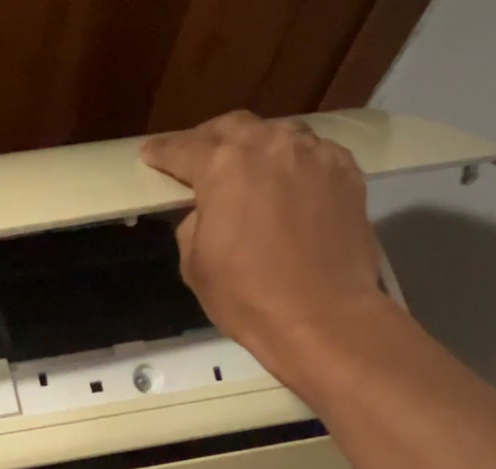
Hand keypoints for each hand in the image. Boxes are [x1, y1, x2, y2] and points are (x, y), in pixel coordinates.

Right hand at [141, 111, 389, 378]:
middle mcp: (271, 145)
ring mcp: (315, 154)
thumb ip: (193, 223)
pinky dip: (290, 162)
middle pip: (233, 128)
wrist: (322, 315)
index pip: (183, 149)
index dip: (162, 153)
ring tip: (243, 169)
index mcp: (225, 166)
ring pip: (276, 134)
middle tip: (195, 159)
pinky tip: (285, 183)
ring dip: (253, 147)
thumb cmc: (247, 296)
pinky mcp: (346, 171)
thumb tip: (204, 209)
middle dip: (208, 140)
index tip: (149, 155)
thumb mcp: (195, 265)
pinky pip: (310, 153)